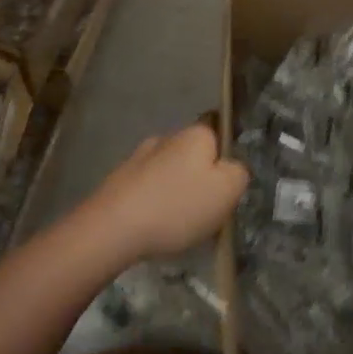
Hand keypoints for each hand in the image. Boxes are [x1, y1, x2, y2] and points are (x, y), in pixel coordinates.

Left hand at [81, 123, 248, 261]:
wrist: (114, 227)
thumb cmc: (177, 206)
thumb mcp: (227, 190)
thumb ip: (238, 172)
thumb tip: (231, 166)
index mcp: (194, 134)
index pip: (217, 127)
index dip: (226, 149)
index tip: (229, 178)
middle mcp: (166, 137)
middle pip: (194, 152)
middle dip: (202, 174)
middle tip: (212, 207)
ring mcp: (139, 156)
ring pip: (170, 169)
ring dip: (178, 188)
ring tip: (184, 221)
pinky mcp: (121, 178)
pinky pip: (150, 186)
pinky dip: (157, 200)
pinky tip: (159, 223)